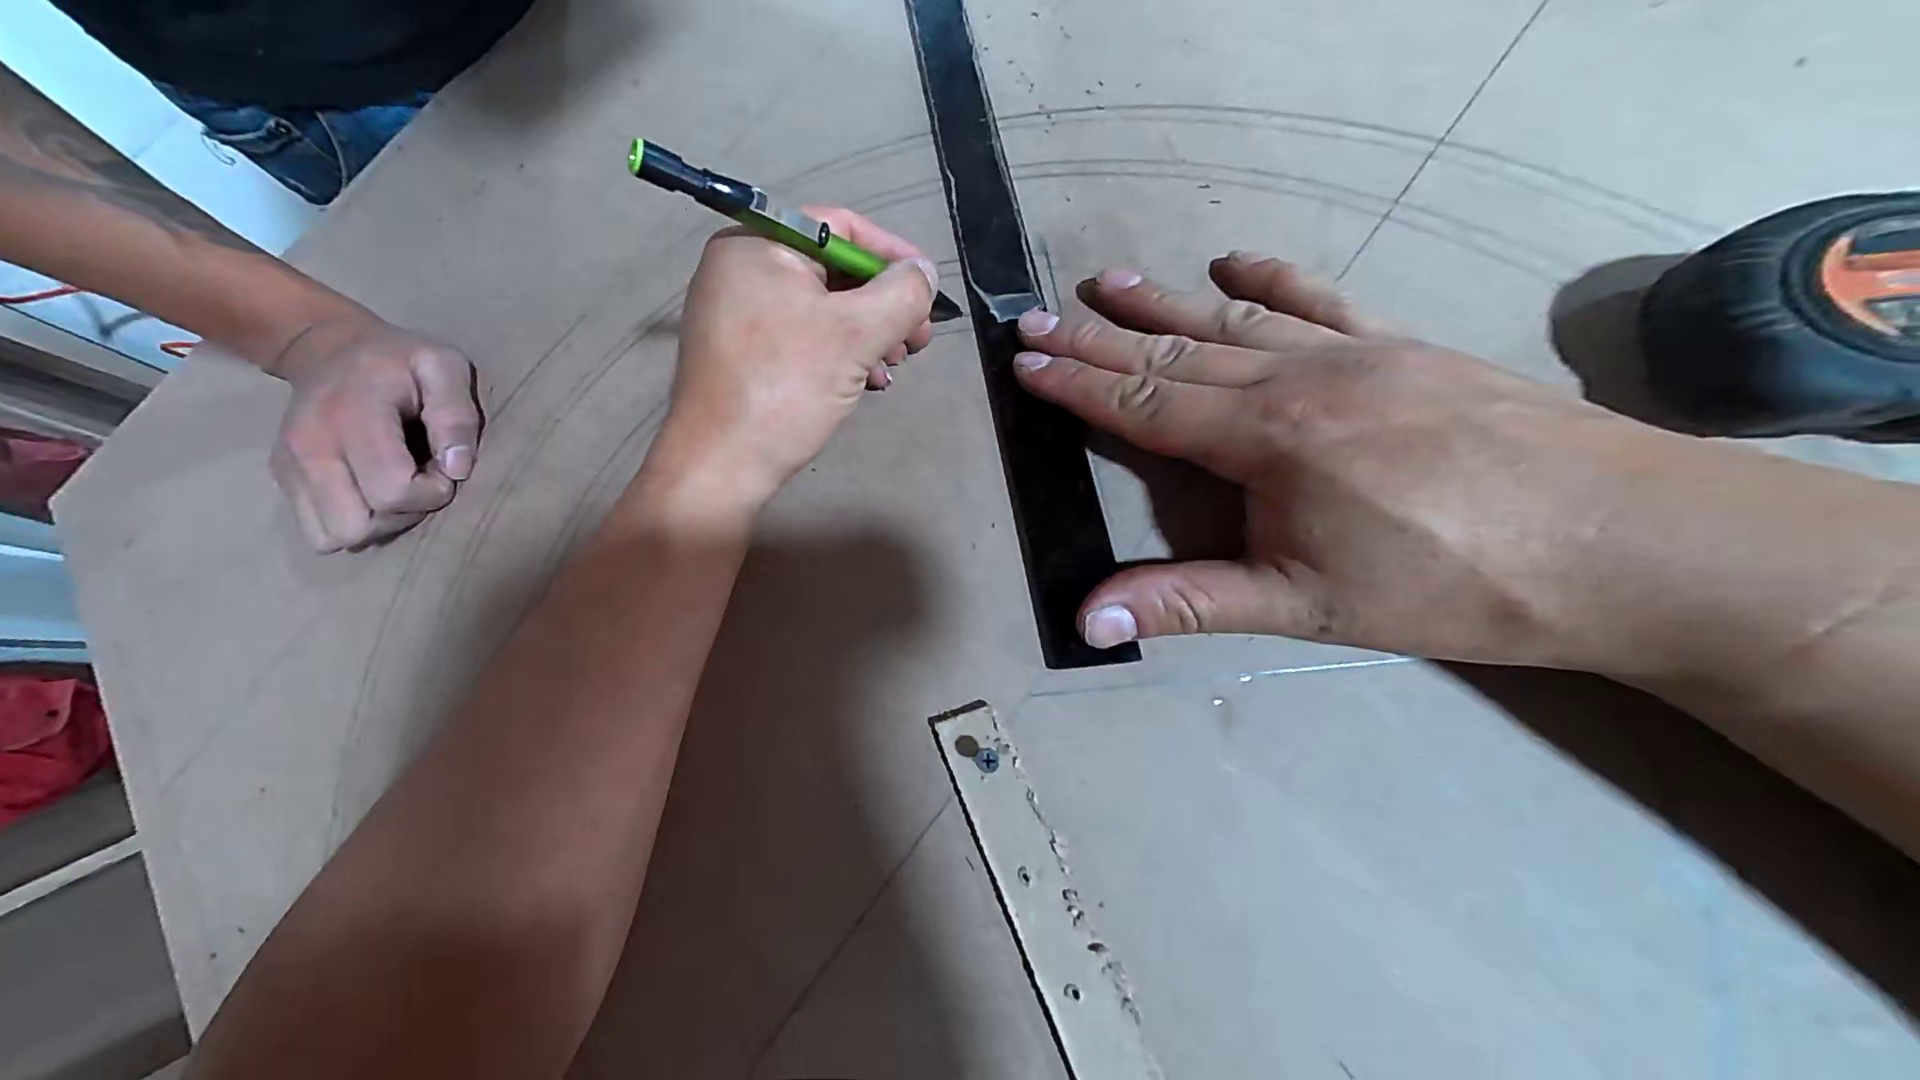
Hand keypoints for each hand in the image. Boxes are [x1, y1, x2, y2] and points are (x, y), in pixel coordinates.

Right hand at [269, 312, 481, 552]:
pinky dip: (354, 523)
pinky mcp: (284, 480)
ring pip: (335, 537)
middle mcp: (309, 448)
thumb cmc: (400, 361)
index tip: (445, 466)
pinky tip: (374, 493)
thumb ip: (456, 414)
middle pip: (360, 524)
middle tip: (422, 478)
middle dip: (406, 513)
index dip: (433, 491)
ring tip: (399, 487)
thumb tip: (457, 469)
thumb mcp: (444, 368)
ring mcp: (290, 467)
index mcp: (352, 418)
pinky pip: (320, 532)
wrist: (328, 348)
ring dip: (379, 524)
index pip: (392, 492)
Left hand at [645, 207, 937, 512]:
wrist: (722, 466)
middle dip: (885, 305)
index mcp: (759, 244)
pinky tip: (867, 382)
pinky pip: (806, 337)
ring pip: (826, 309)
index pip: (841, 227)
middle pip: (836, 270)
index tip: (930, 291)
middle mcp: (744, 269)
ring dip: (870, 335)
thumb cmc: (785, 388)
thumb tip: (926, 274)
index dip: (894, 255)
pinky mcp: (746, 354)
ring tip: (893, 367)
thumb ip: (902, 294)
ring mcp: (741, 314)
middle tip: (917, 340)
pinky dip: (843, 355)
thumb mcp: (855, 334)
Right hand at [1011, 252, 1699, 671]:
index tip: (1025, 362)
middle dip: (1096, 338)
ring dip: (1161, 302)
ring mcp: (1354, 351)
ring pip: (1232, 320)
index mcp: (1267, 437)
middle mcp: (1299, 377)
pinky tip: (1232, 263)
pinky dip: (1268, 279)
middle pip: (1173, 353)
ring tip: (1105, 283)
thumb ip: (1188, 601)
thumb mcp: (1304, 606)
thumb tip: (1087, 617)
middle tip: (1036, 318)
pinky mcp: (1402, 345)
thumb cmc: (1452, 585)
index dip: (1078, 384)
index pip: (1145, 403)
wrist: (1625, 542)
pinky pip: (1319, 299)